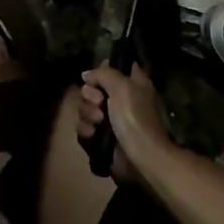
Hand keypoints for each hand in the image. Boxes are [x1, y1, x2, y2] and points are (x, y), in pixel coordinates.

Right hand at [76, 63, 172, 182]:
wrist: (140, 155)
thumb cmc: (135, 116)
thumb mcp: (122, 85)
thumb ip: (103, 73)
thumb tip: (86, 74)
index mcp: (131, 83)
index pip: (112, 68)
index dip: (101, 71)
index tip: (97, 78)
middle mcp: (119, 99)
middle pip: (92, 88)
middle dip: (90, 95)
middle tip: (99, 103)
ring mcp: (109, 119)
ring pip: (85, 108)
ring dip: (88, 114)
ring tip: (99, 122)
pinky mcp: (100, 136)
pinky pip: (83, 127)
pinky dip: (86, 130)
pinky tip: (93, 134)